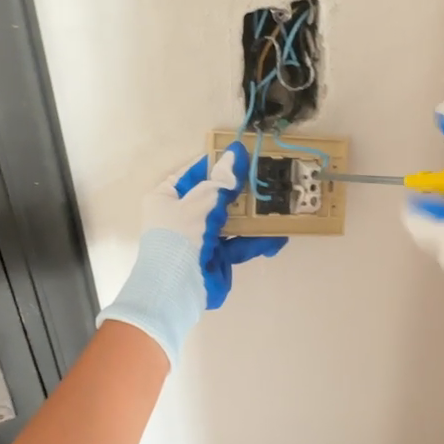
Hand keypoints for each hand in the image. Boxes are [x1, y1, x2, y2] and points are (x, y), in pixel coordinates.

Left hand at [99, 142, 287, 363]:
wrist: (174, 290)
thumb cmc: (179, 236)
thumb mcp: (200, 202)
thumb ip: (221, 181)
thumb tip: (235, 153)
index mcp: (166, 198)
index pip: (192, 174)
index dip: (215, 164)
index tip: (241, 155)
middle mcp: (180, 216)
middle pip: (213, 197)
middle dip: (240, 191)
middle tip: (265, 178)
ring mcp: (198, 238)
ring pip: (228, 221)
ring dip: (251, 216)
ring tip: (278, 206)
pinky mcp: (214, 257)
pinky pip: (236, 244)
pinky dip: (254, 241)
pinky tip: (277, 237)